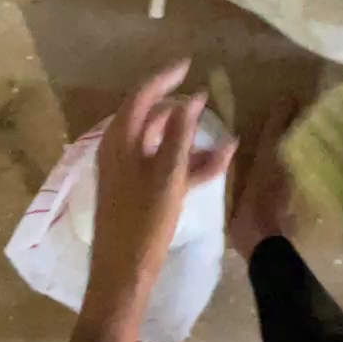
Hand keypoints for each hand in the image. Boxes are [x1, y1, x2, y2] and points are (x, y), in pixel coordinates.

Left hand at [82, 60, 233, 320]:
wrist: (121, 277)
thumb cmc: (143, 223)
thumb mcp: (167, 175)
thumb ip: (180, 134)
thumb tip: (191, 99)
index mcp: (119, 140)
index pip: (141, 96)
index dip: (165, 78)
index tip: (190, 65)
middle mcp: (119, 150)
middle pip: (150, 118)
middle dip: (180, 109)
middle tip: (206, 101)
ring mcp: (127, 172)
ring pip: (161, 144)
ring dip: (190, 139)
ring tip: (223, 140)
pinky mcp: (137, 192)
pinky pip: (164, 167)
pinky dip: (188, 163)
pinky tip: (217, 163)